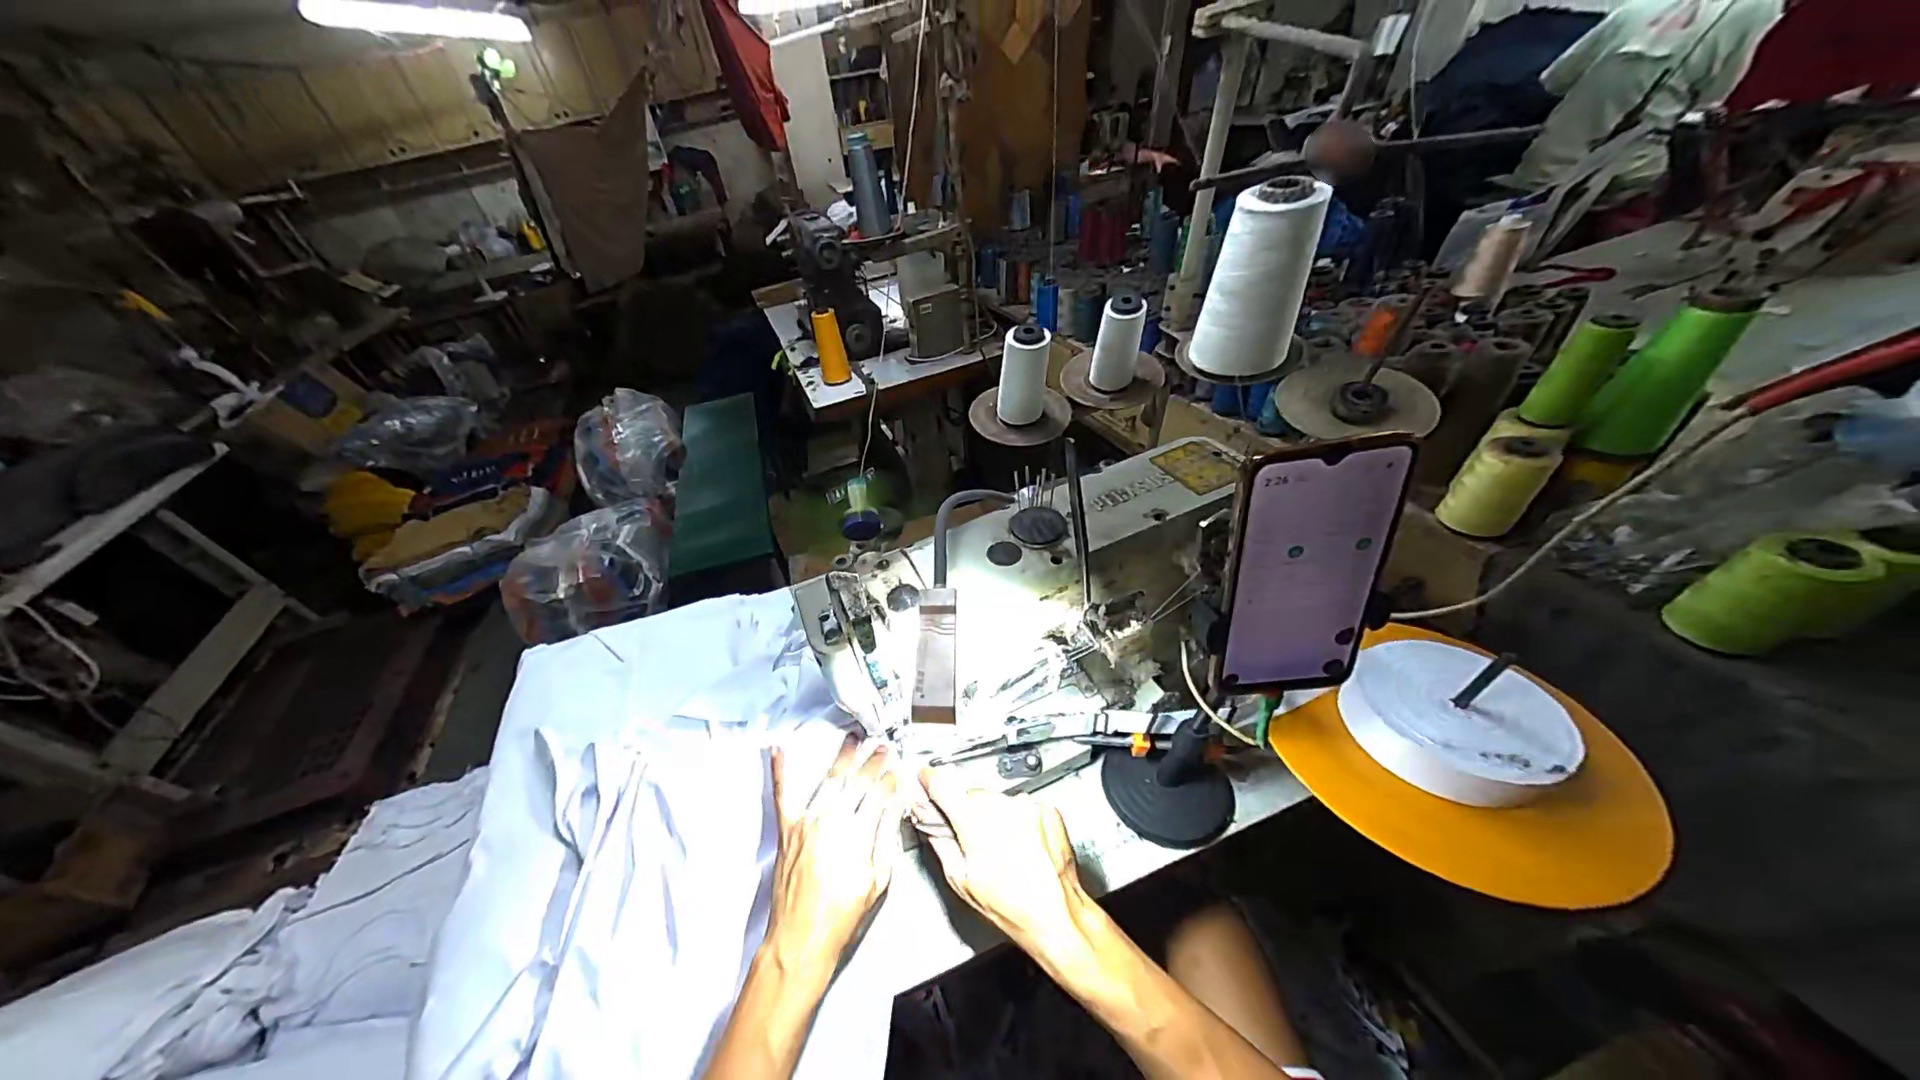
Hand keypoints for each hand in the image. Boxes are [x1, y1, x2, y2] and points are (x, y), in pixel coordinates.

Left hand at [765, 736, 901, 966]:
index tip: (897, 767)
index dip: (889, 778)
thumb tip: (895, 805)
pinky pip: (783, 794)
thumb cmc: (840, 916)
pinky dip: (781, 770)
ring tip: (853, 741)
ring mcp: (805, 823)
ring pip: (828, 781)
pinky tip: (781, 749)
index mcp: (855, 836)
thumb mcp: (877, 880)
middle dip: (871, 762)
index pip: (878, 794)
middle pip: (855, 783)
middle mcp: (829, 823)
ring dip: (843, 758)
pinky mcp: (787, 830)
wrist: (799, 940)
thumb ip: (886, 838)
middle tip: (882, 748)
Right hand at [915, 767, 1087, 949]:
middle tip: (974, 842)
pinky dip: (1020, 821)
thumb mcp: (960, 880)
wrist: (1056, 914)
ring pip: (999, 801)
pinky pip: (1023, 807)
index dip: (930, 781)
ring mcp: (1027, 804)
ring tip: (1005, 851)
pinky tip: (1024, 847)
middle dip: (968, 813)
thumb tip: (927, 820)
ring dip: (996, 817)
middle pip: (972, 795)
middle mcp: (1001, 805)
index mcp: (974, 820)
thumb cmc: (1012, 906)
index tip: (926, 778)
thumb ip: (939, 841)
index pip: (942, 786)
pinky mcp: (1047, 808)